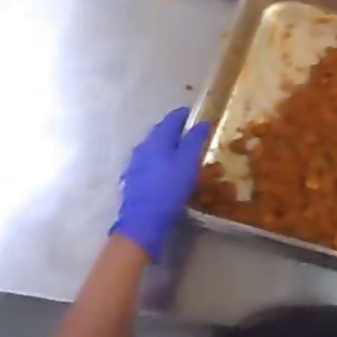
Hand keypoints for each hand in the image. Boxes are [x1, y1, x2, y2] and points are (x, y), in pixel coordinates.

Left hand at [111, 107, 211, 262]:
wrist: (143, 221)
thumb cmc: (169, 189)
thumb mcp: (188, 162)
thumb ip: (195, 140)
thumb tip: (202, 122)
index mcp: (157, 139)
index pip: (173, 118)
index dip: (187, 114)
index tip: (200, 115)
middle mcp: (143, 146)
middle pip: (162, 132)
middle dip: (178, 131)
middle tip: (196, 135)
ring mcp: (136, 163)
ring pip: (156, 148)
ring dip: (170, 147)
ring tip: (186, 154)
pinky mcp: (134, 179)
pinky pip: (152, 162)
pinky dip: (163, 161)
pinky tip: (170, 172)